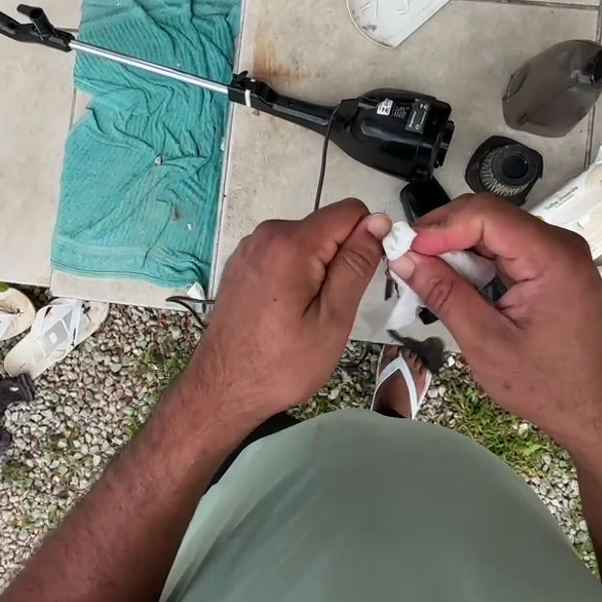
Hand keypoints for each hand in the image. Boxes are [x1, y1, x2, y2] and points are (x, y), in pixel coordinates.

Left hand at [177, 199, 387, 429]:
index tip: (363, 278)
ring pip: (306, 243)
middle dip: (340, 259)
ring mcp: (250, 248)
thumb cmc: (282, 363)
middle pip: (326, 227)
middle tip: (331, 309)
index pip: (349, 211)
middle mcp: (267, 235)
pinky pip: (283, 255)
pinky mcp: (241, 264)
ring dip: (317, 270)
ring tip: (307, 315)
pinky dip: (295, 276)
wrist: (223, 389)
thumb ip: (355, 264)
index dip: (367, 238)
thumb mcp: (332, 318)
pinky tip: (286, 312)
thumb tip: (378, 221)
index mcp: (291, 243)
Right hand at [390, 193, 601, 437]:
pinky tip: (450, 277)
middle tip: (406, 257)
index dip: (440, 227)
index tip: (405, 249)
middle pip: (489, 215)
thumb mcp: (485, 342)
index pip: (486, 215)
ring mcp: (557, 253)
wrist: (594, 409)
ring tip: (421, 269)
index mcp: (552, 259)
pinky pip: (504, 246)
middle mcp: (559, 245)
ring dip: (454, 244)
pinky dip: (472, 257)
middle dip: (442, 232)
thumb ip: (444, 294)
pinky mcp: (550, 266)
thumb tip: (404, 259)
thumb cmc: (547, 385)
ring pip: (492, 228)